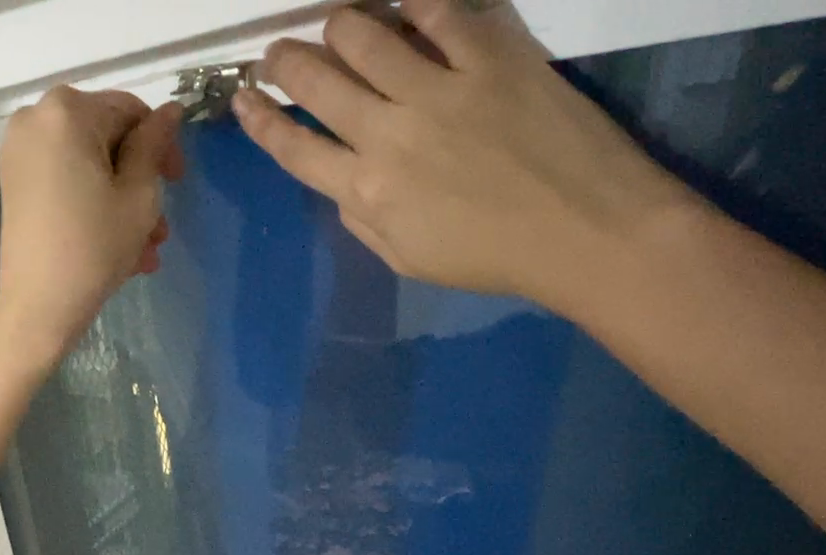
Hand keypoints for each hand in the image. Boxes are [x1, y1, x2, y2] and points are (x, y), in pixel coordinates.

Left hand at [0, 87, 183, 358]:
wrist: (38, 308)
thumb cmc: (94, 247)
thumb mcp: (139, 194)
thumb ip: (154, 144)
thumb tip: (170, 110)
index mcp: (66, 111)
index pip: (131, 111)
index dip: (161, 144)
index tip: (178, 182)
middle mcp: (35, 120)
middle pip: (107, 139)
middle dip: (139, 183)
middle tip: (160, 229)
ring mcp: (19, 155)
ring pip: (88, 168)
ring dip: (121, 204)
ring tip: (144, 251)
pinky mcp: (14, 186)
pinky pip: (66, 184)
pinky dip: (92, 208)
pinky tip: (118, 250)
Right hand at [233, 0, 698, 311]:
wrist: (582, 230)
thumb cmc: (488, 257)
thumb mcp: (403, 258)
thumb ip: (360, 217)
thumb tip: (341, 179)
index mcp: (364, 190)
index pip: (293, 147)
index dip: (260, 119)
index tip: (242, 97)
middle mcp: (389, 133)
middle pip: (317, 82)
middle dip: (286, 61)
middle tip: (281, 53)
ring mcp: (440, 89)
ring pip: (365, 34)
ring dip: (342, 26)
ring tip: (342, 27)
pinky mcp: (493, 56)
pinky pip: (442, 11)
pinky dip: (417, 4)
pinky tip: (408, 7)